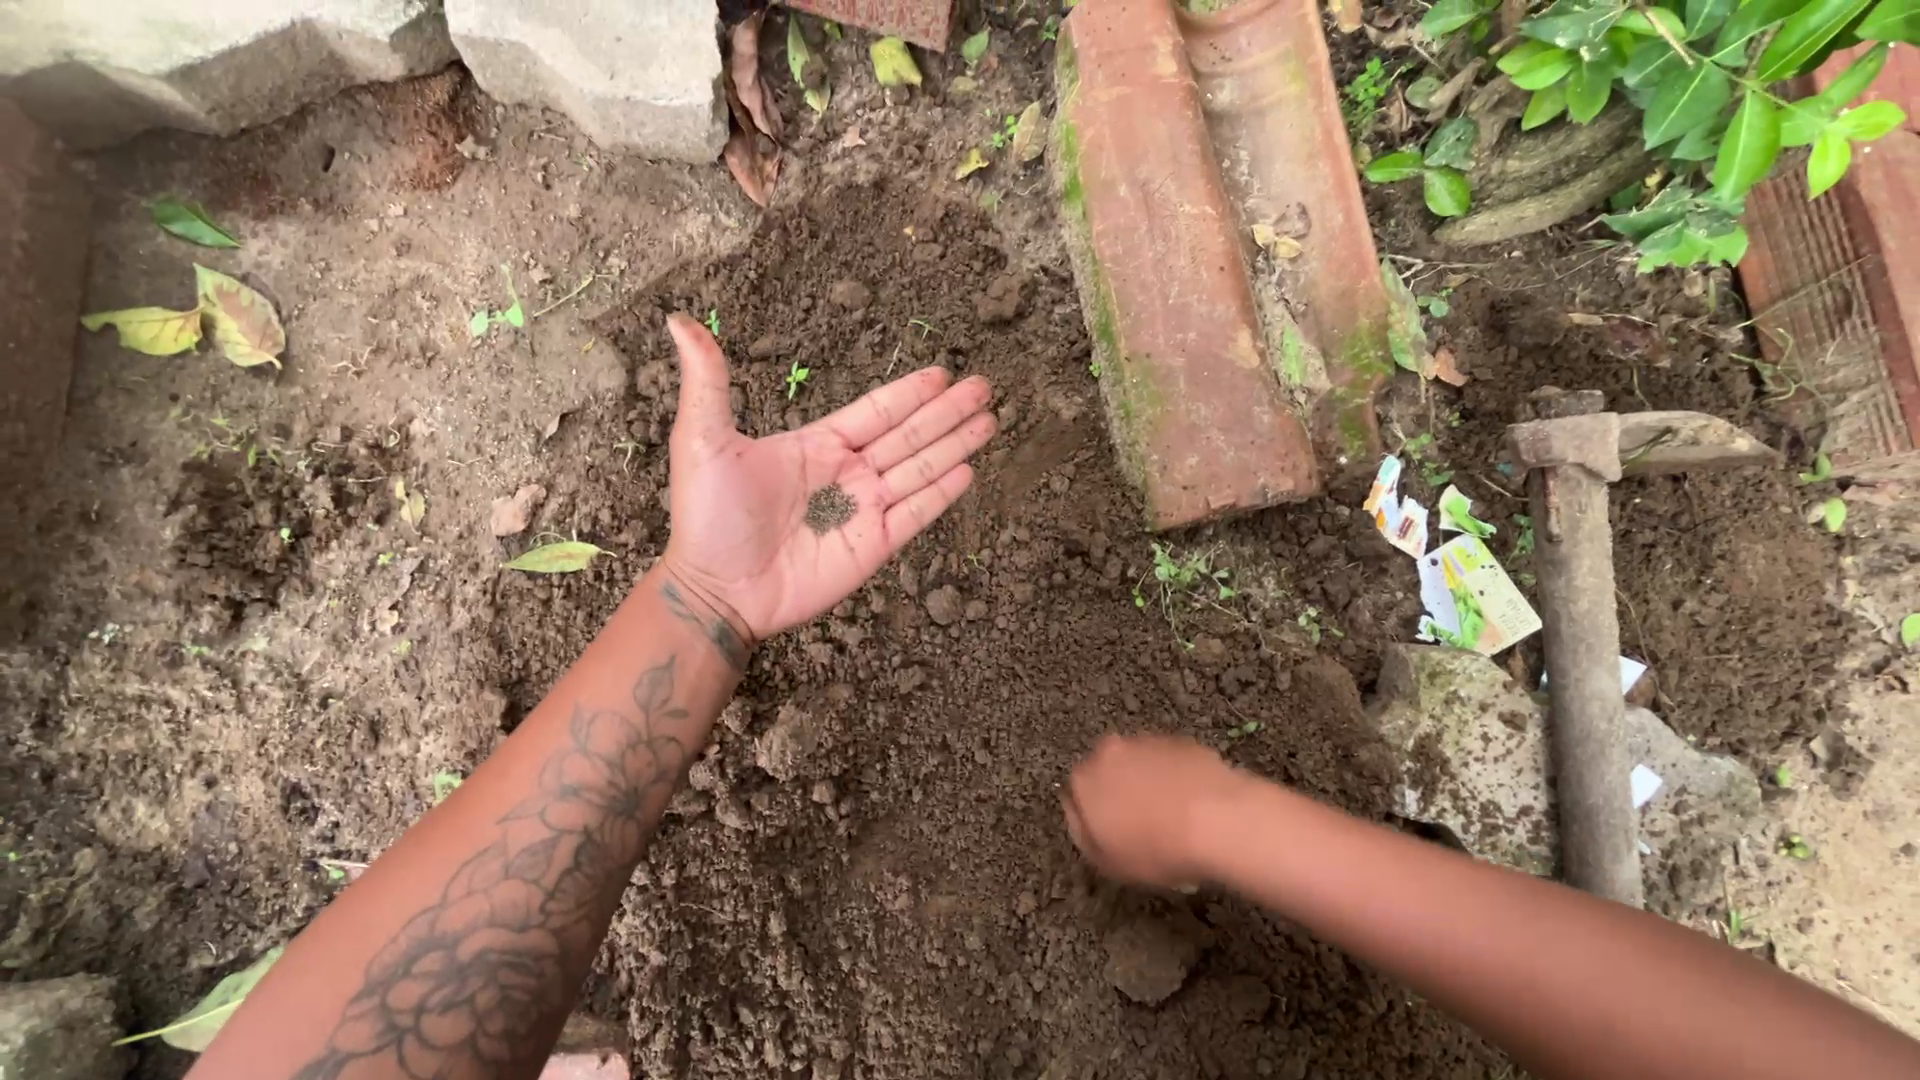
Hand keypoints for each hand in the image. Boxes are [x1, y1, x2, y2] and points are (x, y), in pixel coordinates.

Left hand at [657, 313, 996, 641]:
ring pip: (920, 469)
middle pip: (908, 435)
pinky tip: (968, 470)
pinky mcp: (874, 546)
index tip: (941, 372)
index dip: (909, 392)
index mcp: (818, 446)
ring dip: (954, 444)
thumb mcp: (704, 440)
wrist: (718, 587)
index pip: (875, 412)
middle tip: (984, 387)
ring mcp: (865, 510)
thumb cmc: (708, 515)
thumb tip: (680, 320)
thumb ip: (709, 382)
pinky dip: (942, 492)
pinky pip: (915, 513)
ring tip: (989, 421)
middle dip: (946, 412)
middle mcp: (848, 474)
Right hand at [1063, 734, 1244, 889]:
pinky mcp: (1180, 741)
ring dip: (1148, 782)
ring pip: (1139, 763)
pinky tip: (1194, 804)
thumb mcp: (1109, 863)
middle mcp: (1108, 752)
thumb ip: (1085, 836)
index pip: (1075, 795)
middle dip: (1119, 792)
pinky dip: (1176, 776)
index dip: (1093, 816)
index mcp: (1084, 780)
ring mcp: (1146, 742)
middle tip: (1141, 825)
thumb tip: (1081, 820)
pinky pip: (1170, 761)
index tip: (1111, 835)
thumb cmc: (1156, 848)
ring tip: (1172, 817)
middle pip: (1106, 772)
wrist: (1217, 819)